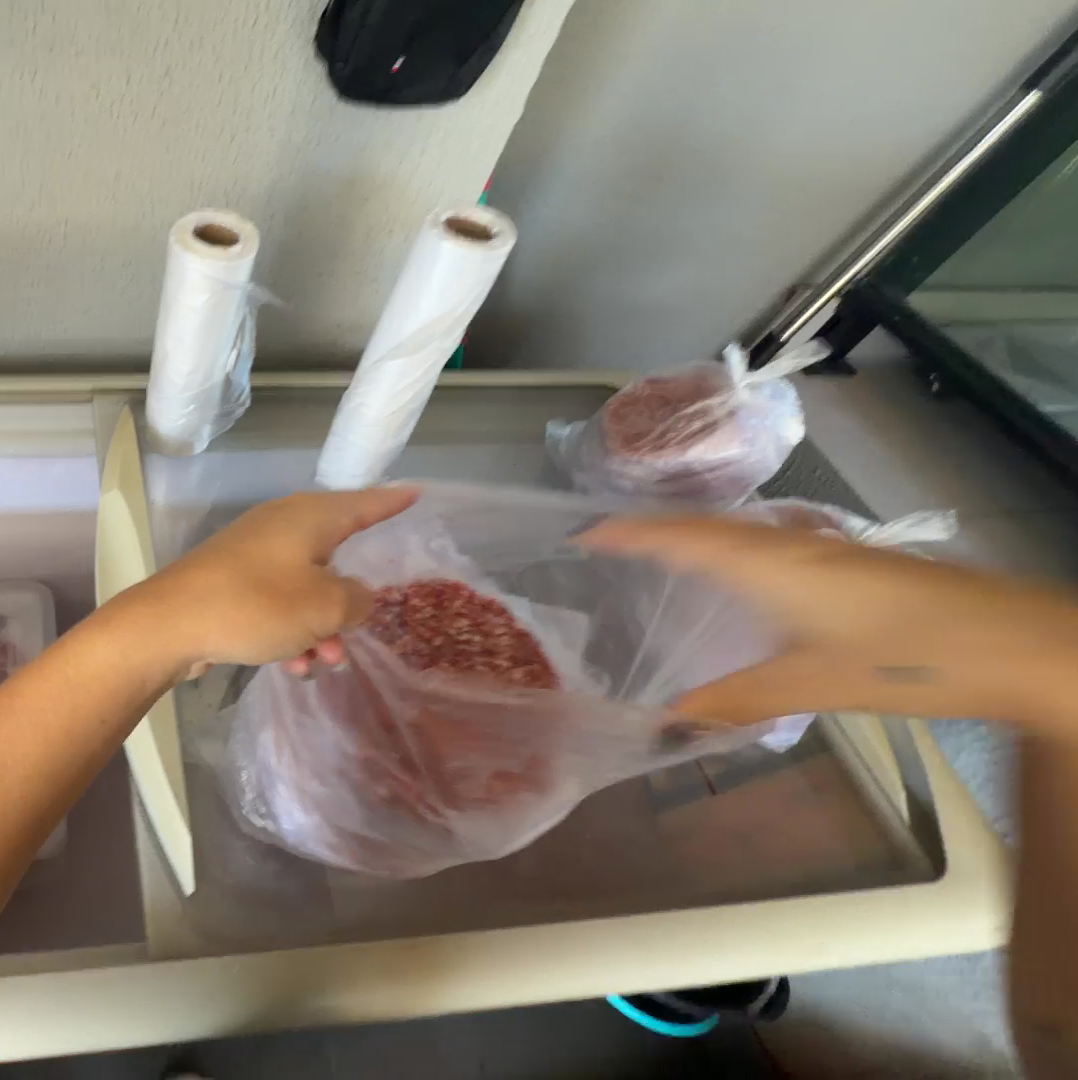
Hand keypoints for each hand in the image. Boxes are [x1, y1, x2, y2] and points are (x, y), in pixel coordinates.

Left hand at [115, 487, 418, 678]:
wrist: (170, 624)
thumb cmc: (255, 605)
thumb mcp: (324, 607)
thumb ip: (357, 599)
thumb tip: (360, 596)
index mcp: (308, 518)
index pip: (363, 504)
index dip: (391, 502)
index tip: (416, 493)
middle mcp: (281, 527)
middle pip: (334, 557)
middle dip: (349, 603)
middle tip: (358, 634)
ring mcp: (253, 555)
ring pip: (306, 590)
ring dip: (321, 627)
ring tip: (324, 663)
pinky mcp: (232, 584)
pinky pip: (277, 605)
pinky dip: (291, 631)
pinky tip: (292, 666)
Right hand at [580, 517, 1077, 734]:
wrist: (1031, 645)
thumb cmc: (909, 656)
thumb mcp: (811, 685)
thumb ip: (734, 700)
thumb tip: (667, 720)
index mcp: (765, 564)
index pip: (678, 537)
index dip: (627, 534)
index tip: (581, 536)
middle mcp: (787, 546)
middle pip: (703, 525)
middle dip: (651, 528)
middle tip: (607, 543)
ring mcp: (823, 549)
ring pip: (736, 531)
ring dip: (690, 535)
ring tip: (655, 554)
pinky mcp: (849, 562)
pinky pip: (762, 542)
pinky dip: (725, 547)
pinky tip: (733, 575)